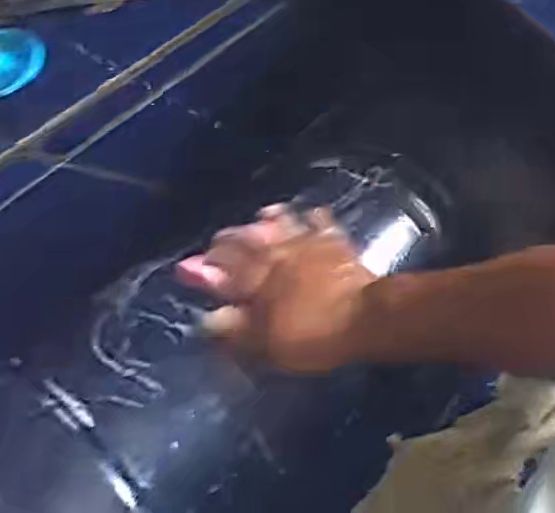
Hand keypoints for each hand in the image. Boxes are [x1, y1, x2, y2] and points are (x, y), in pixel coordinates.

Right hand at [174, 204, 379, 372]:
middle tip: (221, 235)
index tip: (189, 263)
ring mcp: (313, 246)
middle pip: (254, 242)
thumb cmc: (312, 335)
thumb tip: (208, 318)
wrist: (364, 315)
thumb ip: (235, 329)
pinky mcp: (339, 244)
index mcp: (261, 281)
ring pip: (288, 226)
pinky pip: (324, 224)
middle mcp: (284, 257)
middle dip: (234, 238)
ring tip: (264, 212)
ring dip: (274, 220)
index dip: (207, 267)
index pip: (228, 270)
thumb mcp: (265, 343)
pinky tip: (313, 211)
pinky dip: (315, 216)